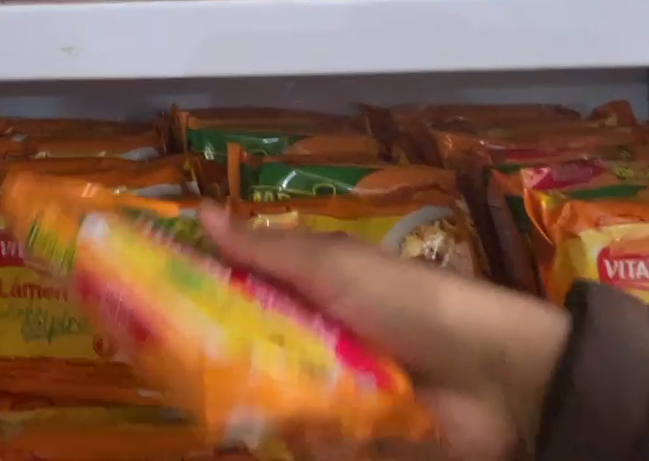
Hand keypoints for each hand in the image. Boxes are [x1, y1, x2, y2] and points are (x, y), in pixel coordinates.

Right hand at [202, 206, 570, 460]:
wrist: (497, 379)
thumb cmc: (405, 300)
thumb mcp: (331, 265)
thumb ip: (264, 248)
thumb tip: (198, 211)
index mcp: (295, 287)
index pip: (229, 286)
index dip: (192, 292)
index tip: (151, 298)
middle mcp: (300, 336)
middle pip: (235, 349)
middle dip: (213, 361)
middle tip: (180, 366)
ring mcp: (321, 391)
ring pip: (262, 400)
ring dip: (264, 403)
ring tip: (271, 406)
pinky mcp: (345, 438)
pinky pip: (304, 441)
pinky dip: (311, 439)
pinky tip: (313, 432)